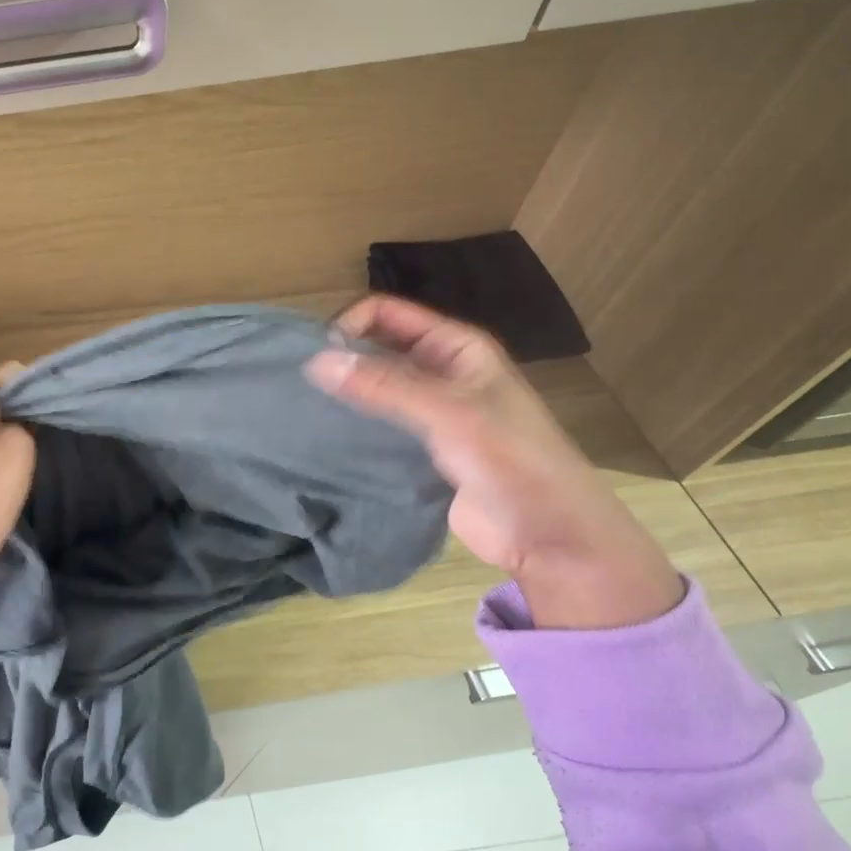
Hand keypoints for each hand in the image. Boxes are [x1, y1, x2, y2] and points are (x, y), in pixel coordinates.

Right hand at [304, 295, 682, 628]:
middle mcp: (440, 372)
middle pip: (376, 348)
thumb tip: (315, 362)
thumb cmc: (513, 462)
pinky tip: (325, 439)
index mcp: (456, 348)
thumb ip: (385, 386)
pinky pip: (378, 427)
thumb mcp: (451, 414)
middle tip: (300, 386)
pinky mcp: (420, 450)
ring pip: (374, 388)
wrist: (550, 536)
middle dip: (340, 359)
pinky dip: (353, 427)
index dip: (349, 325)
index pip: (387, 314)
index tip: (316, 358)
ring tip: (304, 411)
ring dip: (344, 394)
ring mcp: (430, 412)